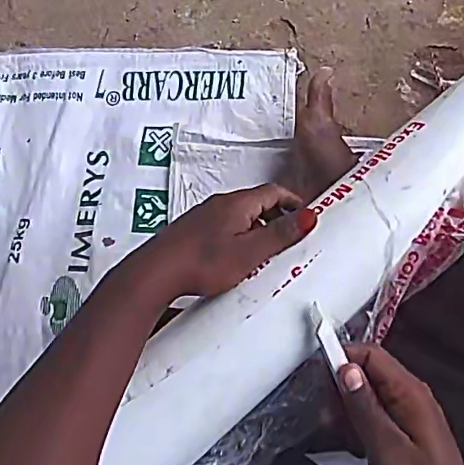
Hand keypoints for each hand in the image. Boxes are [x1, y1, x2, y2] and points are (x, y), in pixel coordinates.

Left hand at [128, 183, 316, 300]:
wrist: (157, 273)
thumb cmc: (197, 262)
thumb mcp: (250, 252)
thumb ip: (280, 234)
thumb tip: (306, 217)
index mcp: (237, 204)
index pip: (275, 191)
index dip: (294, 202)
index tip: (305, 215)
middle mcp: (219, 205)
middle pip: (258, 203)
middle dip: (277, 218)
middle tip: (289, 236)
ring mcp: (204, 218)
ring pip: (240, 218)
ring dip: (257, 231)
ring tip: (265, 254)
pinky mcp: (193, 233)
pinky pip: (224, 230)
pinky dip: (238, 240)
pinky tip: (236, 261)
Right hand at [333, 343, 463, 464]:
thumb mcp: (386, 447)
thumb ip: (363, 406)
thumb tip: (346, 371)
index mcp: (410, 393)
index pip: (371, 354)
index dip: (342, 358)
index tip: (320, 372)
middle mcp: (411, 397)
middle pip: (367, 371)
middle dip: (341, 386)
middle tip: (327, 411)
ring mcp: (409, 413)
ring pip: (368, 394)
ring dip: (347, 408)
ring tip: (338, 431)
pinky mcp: (405, 430)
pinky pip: (375, 413)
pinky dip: (358, 423)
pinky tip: (353, 443)